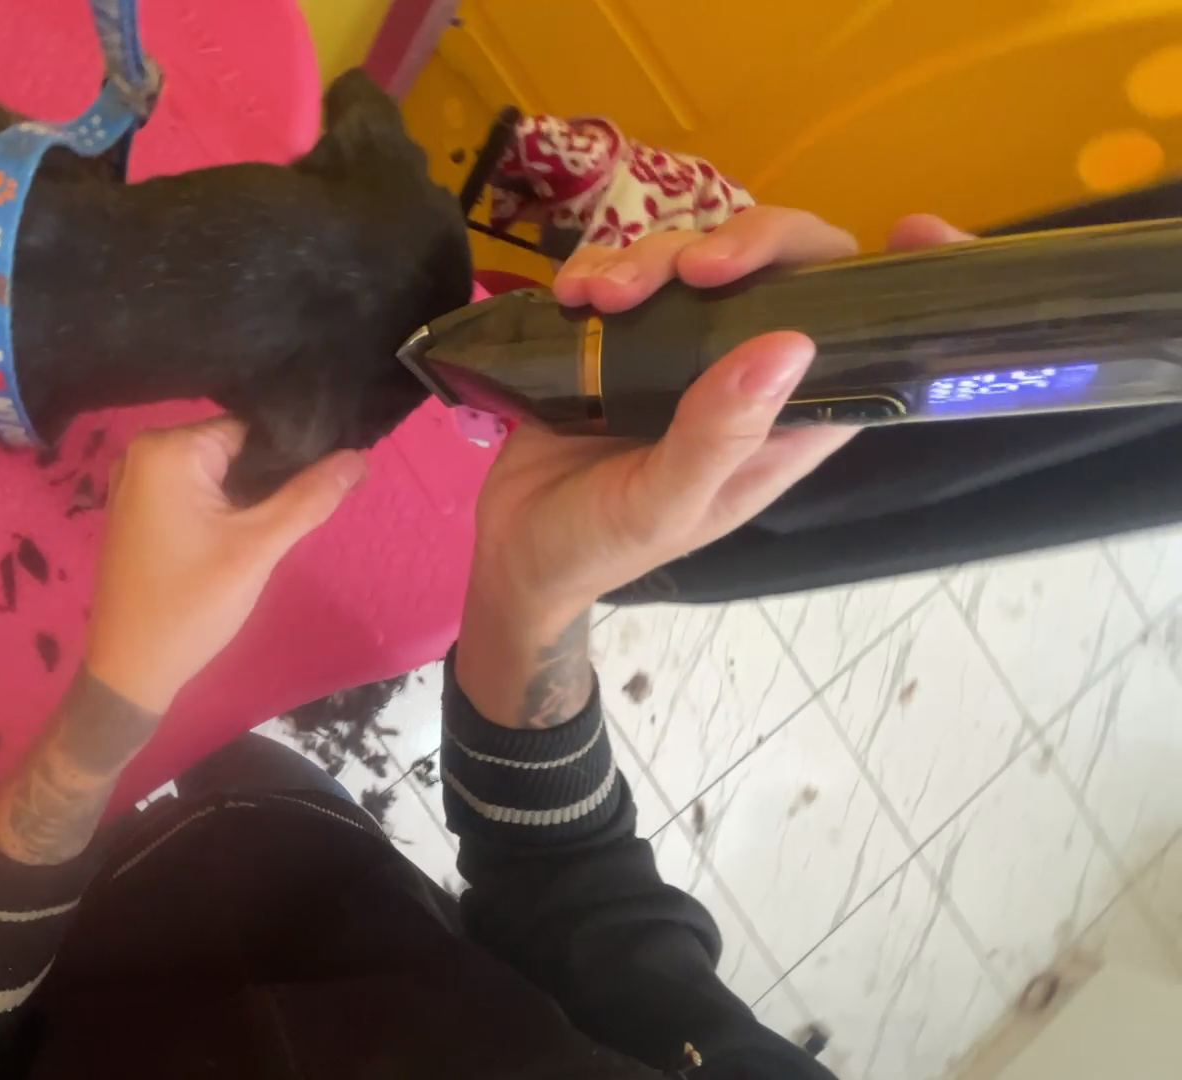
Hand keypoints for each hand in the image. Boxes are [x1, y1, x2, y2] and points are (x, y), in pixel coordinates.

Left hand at [84, 417, 365, 711]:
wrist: (131, 669)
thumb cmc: (192, 604)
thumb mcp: (258, 547)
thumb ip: (310, 497)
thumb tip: (360, 457)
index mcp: (168, 449)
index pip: (251, 428)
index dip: (294, 452)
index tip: (330, 476)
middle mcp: (143, 452)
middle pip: (232, 448)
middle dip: (272, 474)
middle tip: (310, 507)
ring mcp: (134, 481)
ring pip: (214, 471)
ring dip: (248, 492)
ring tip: (277, 523)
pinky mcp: (135, 509)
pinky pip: (191, 490)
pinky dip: (220, 505)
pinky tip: (243, 532)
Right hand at [458, 208, 973, 727]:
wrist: (508, 547)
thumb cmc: (595, 545)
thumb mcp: (659, 506)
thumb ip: (717, 438)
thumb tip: (790, 342)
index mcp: (777, 425)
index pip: (867, 342)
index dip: (898, 283)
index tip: (907, 230)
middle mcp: (733, 378)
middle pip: (776, 275)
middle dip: (740, 247)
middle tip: (691, 269)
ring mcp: (666, 354)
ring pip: (689, 264)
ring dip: (648, 259)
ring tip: (594, 297)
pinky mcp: (605, 344)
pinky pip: (617, 279)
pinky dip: (594, 270)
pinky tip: (569, 294)